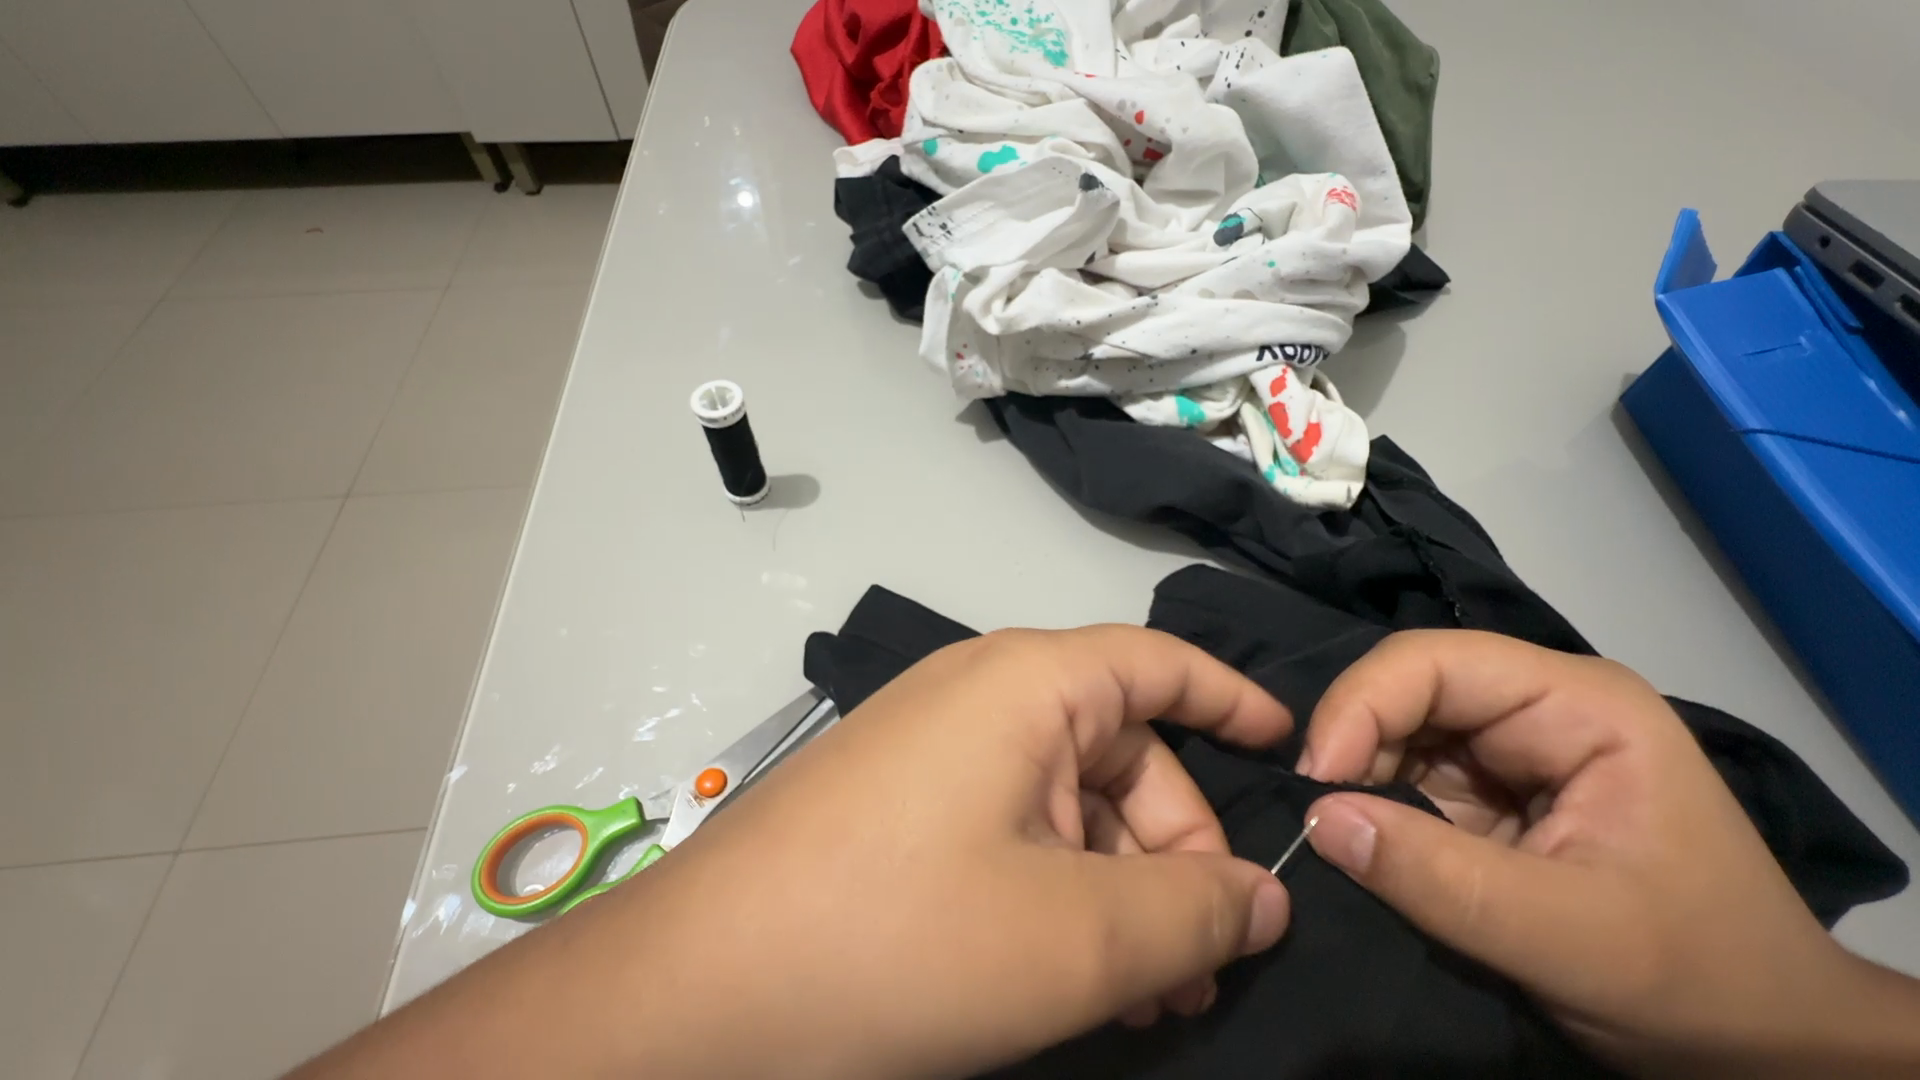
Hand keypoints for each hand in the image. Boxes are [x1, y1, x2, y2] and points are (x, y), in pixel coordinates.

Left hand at [294, 627, 1292, 1079]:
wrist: (698, 990)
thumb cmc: (901, 937)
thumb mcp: (1075, 937)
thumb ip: (1191, 913)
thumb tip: (1264, 900)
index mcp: (1026, 684)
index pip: (1158, 664)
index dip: (1234, 701)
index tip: (1292, 753)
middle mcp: (979, 697)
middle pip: (1120, 750)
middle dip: (1178, 849)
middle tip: (1209, 959)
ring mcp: (932, 751)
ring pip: (1066, 803)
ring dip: (1120, 886)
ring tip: (1153, 992)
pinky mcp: (899, 808)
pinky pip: (1009, 829)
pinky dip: (1058, 890)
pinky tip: (1076, 972)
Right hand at [1295, 630, 1919, 1076]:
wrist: (1761, 1043)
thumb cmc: (1694, 977)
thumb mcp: (1569, 938)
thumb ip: (1440, 878)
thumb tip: (1316, 819)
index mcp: (1578, 706)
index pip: (1436, 663)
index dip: (1361, 705)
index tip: (1317, 782)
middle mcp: (1536, 707)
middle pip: (1406, 688)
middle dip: (1351, 743)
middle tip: (1313, 812)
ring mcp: (1509, 747)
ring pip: (1394, 729)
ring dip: (1354, 776)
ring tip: (1332, 831)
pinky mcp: (1485, 791)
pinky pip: (1403, 774)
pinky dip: (1368, 803)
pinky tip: (1361, 839)